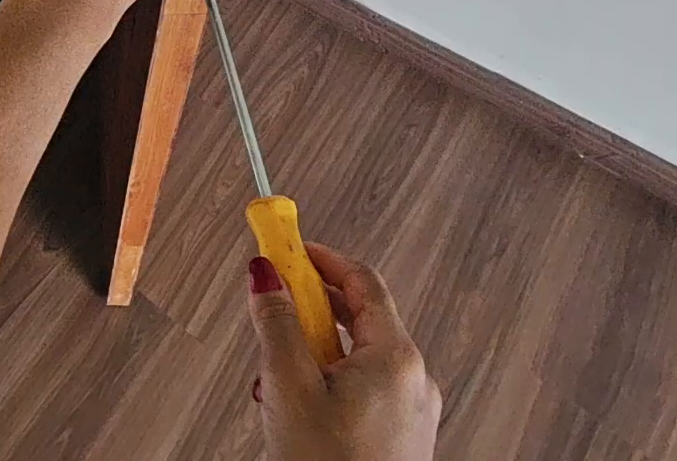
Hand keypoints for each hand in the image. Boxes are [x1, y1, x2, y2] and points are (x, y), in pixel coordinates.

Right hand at [248, 245, 440, 460]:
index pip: (361, 280)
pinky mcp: (398, 436)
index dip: (319, 256)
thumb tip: (264, 273)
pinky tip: (293, 400)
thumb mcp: (289, 386)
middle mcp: (412, 379)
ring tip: (274, 368)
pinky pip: (360, 384)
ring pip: (355, 351)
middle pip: (358, 313)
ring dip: (311, 344)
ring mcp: (409, 411)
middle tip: (270, 296)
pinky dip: (325, 374)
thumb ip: (276, 321)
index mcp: (395, 358)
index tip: (283, 242)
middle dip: (309, 302)